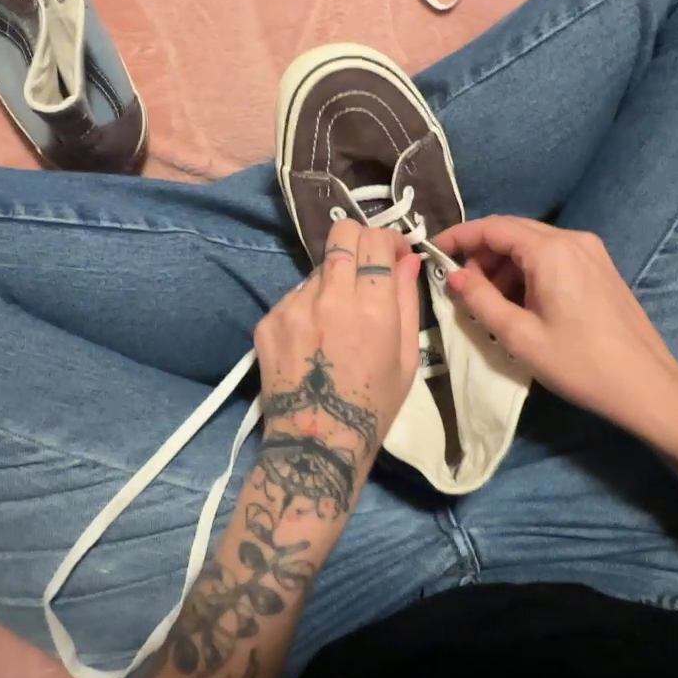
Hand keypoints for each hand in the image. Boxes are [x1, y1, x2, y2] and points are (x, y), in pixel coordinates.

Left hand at [254, 219, 422, 472]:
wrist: (315, 443)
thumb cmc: (373, 404)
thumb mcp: (407, 357)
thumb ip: (407, 300)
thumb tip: (408, 259)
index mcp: (372, 307)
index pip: (375, 240)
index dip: (388, 240)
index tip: (394, 254)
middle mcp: (330, 297)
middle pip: (341, 235)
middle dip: (358, 242)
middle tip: (366, 266)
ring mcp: (293, 307)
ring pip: (317, 269)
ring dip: (332, 280)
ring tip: (337, 319)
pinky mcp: (268, 320)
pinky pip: (293, 297)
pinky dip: (307, 307)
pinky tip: (313, 339)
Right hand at [431, 216, 677, 438]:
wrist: (647, 386)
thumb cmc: (579, 363)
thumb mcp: (519, 336)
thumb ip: (480, 300)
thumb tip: (452, 276)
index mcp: (551, 251)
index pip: (492, 227)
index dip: (458, 237)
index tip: (432, 253)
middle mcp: (572, 239)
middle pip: (512, 231)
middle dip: (480, 255)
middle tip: (460, 288)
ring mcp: (590, 251)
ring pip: (532, 245)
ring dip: (504, 266)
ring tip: (490, 305)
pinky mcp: (600, 267)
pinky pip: (552, 257)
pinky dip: (527, 272)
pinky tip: (521, 305)